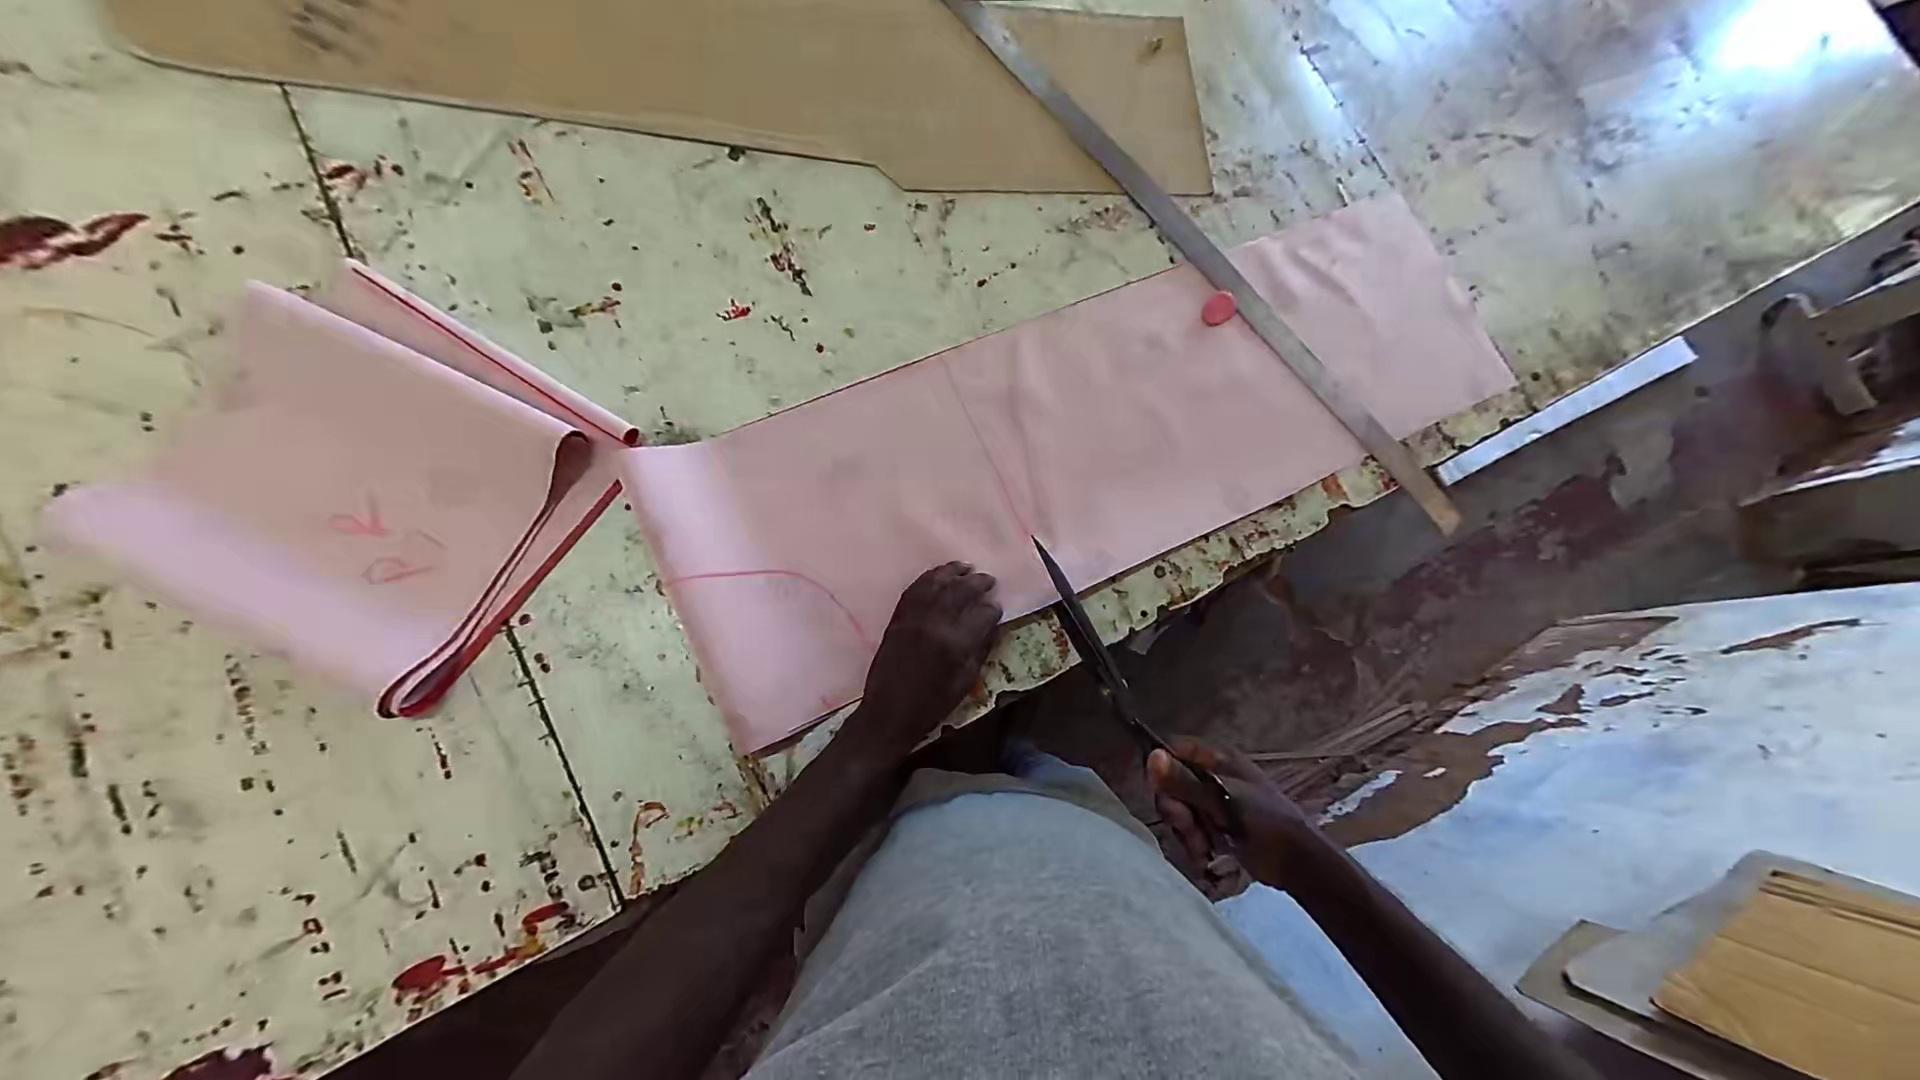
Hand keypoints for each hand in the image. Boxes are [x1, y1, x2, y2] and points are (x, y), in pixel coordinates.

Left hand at [851, 562, 1000, 759]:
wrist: (888, 713)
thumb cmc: (931, 705)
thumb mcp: (965, 681)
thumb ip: (981, 649)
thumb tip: (992, 624)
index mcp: (954, 643)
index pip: (982, 614)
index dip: (993, 609)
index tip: (998, 606)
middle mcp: (933, 623)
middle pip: (960, 591)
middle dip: (978, 583)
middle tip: (989, 579)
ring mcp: (912, 618)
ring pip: (935, 583)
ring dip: (952, 572)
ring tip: (966, 567)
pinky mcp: (897, 618)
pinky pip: (914, 589)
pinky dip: (928, 578)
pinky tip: (938, 576)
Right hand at [1148, 739, 1323, 889]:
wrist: (1300, 864)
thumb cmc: (1266, 823)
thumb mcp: (1223, 801)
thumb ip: (1185, 782)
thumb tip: (1152, 756)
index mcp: (1216, 758)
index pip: (1172, 750)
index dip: (1161, 770)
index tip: (1162, 792)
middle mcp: (1210, 774)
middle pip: (1171, 783)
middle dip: (1177, 810)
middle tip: (1190, 826)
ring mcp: (1213, 800)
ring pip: (1178, 809)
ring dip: (1186, 831)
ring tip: (1204, 845)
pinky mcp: (1215, 823)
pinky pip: (1189, 828)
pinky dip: (1194, 842)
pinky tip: (1206, 853)